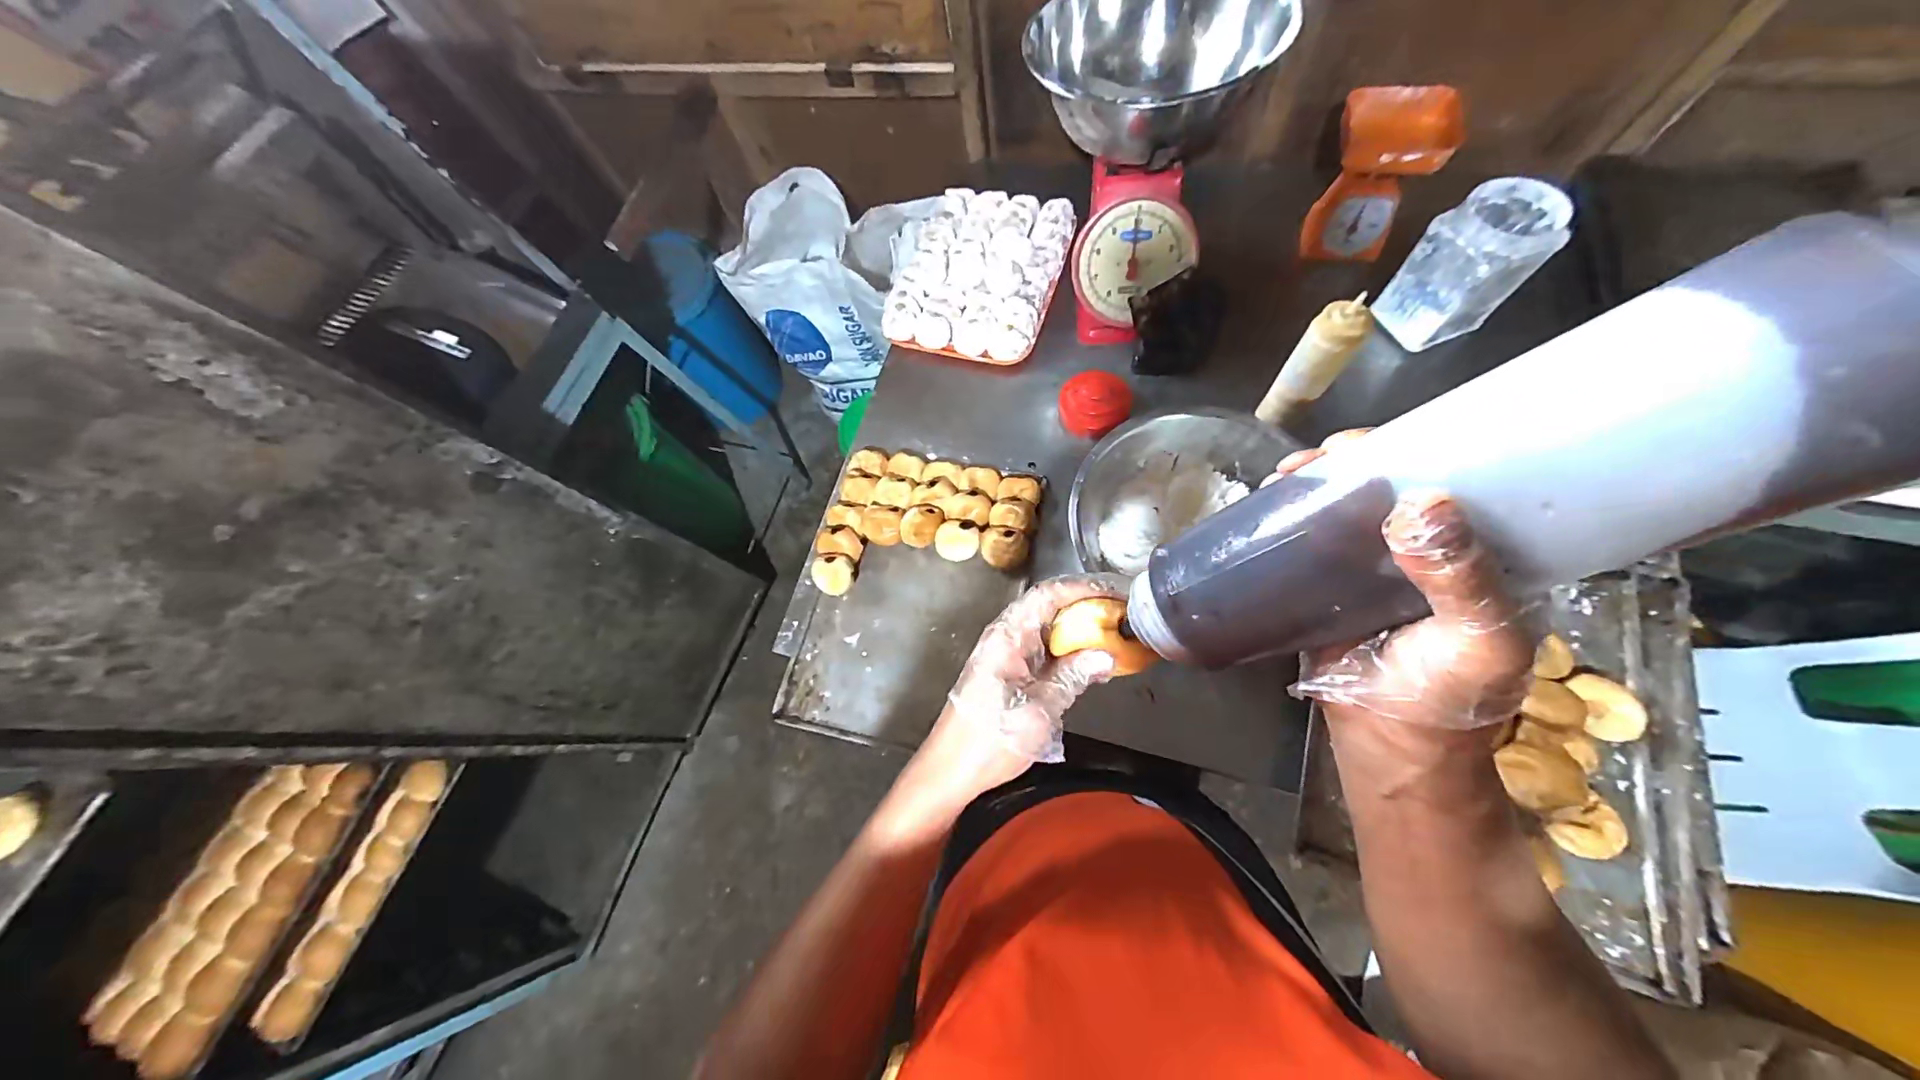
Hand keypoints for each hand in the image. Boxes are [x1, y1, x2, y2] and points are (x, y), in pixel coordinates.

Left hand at [874, 576, 1122, 844]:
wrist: (950, 771)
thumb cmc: (986, 741)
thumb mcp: (1038, 711)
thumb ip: (1073, 678)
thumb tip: (1105, 656)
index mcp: (1006, 638)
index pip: (1046, 595)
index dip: (1082, 588)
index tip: (1113, 592)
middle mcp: (1005, 640)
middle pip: (1048, 608)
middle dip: (1085, 607)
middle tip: (1120, 613)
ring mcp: (1007, 656)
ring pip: (1048, 630)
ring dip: (1079, 630)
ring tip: (1113, 633)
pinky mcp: (1010, 675)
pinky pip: (1044, 652)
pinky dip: (1068, 652)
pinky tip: (1091, 663)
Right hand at [1273, 434, 1534, 793]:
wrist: (1390, 747)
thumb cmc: (1450, 697)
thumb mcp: (1479, 639)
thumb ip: (1461, 576)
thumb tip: (1422, 502)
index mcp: (1476, 551)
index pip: (1451, 480)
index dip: (1420, 449)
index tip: (1382, 440)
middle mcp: (1424, 550)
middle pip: (1386, 486)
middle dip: (1352, 461)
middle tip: (1320, 458)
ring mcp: (1370, 566)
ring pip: (1342, 509)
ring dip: (1314, 484)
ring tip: (1287, 474)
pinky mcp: (1326, 586)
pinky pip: (1309, 542)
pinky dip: (1289, 519)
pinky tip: (1267, 505)